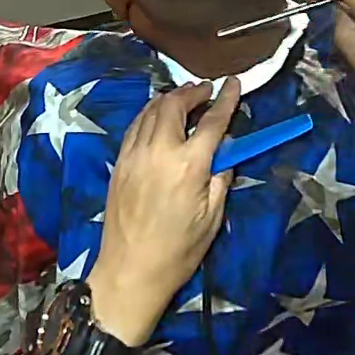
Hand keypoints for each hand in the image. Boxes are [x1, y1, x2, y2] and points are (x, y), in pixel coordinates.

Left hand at [86, 81, 238, 344]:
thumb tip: (226, 150)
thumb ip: (222, 176)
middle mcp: (160, 150)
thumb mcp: (213, 217)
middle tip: (207, 91)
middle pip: (175, 104)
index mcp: (189, 165)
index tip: (234, 82)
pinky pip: (136, 124)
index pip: (212, 120)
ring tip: (185, 97)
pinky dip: (151, 112)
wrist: (129, 272)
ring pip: (152, 109)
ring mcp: (135, 153)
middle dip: (193, 92)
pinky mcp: (120, 161)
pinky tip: (158, 116)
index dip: (226, 98)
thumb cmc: (178, 250)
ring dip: (171, 98)